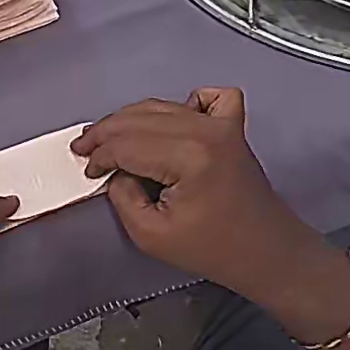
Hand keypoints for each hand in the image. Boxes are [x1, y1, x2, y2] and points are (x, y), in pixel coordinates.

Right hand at [71, 88, 344, 309]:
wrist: (266, 252)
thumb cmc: (210, 249)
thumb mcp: (149, 235)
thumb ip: (123, 196)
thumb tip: (118, 171)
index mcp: (187, 157)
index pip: (126, 144)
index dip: (99, 156)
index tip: (87, 171)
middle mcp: (205, 130)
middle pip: (139, 119)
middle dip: (105, 134)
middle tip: (84, 150)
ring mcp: (223, 124)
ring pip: (162, 106)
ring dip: (130, 119)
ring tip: (108, 138)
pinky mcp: (233, 127)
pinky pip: (209, 97)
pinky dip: (186, 103)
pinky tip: (172, 121)